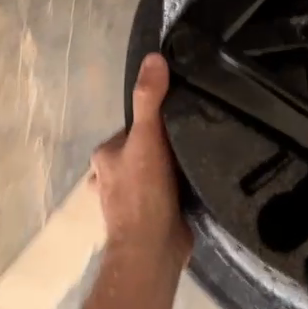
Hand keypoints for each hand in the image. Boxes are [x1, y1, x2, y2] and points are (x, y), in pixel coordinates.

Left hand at [90, 53, 191, 268]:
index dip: (156, 117)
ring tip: (201, 153)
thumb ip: (150, 100)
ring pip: (155, 170)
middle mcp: (113, 176)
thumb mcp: (147, 137)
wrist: (152, 251)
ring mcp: (132, 199)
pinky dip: (180, 186)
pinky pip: (167, 191)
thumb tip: (153, 57)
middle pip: (144, 147)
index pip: (133, 125)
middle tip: (195, 132)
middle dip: (165, 143)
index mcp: (106, 156)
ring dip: (173, 165)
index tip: (182, 111)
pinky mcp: (152, 217)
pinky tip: (198, 180)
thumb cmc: (143, 193)